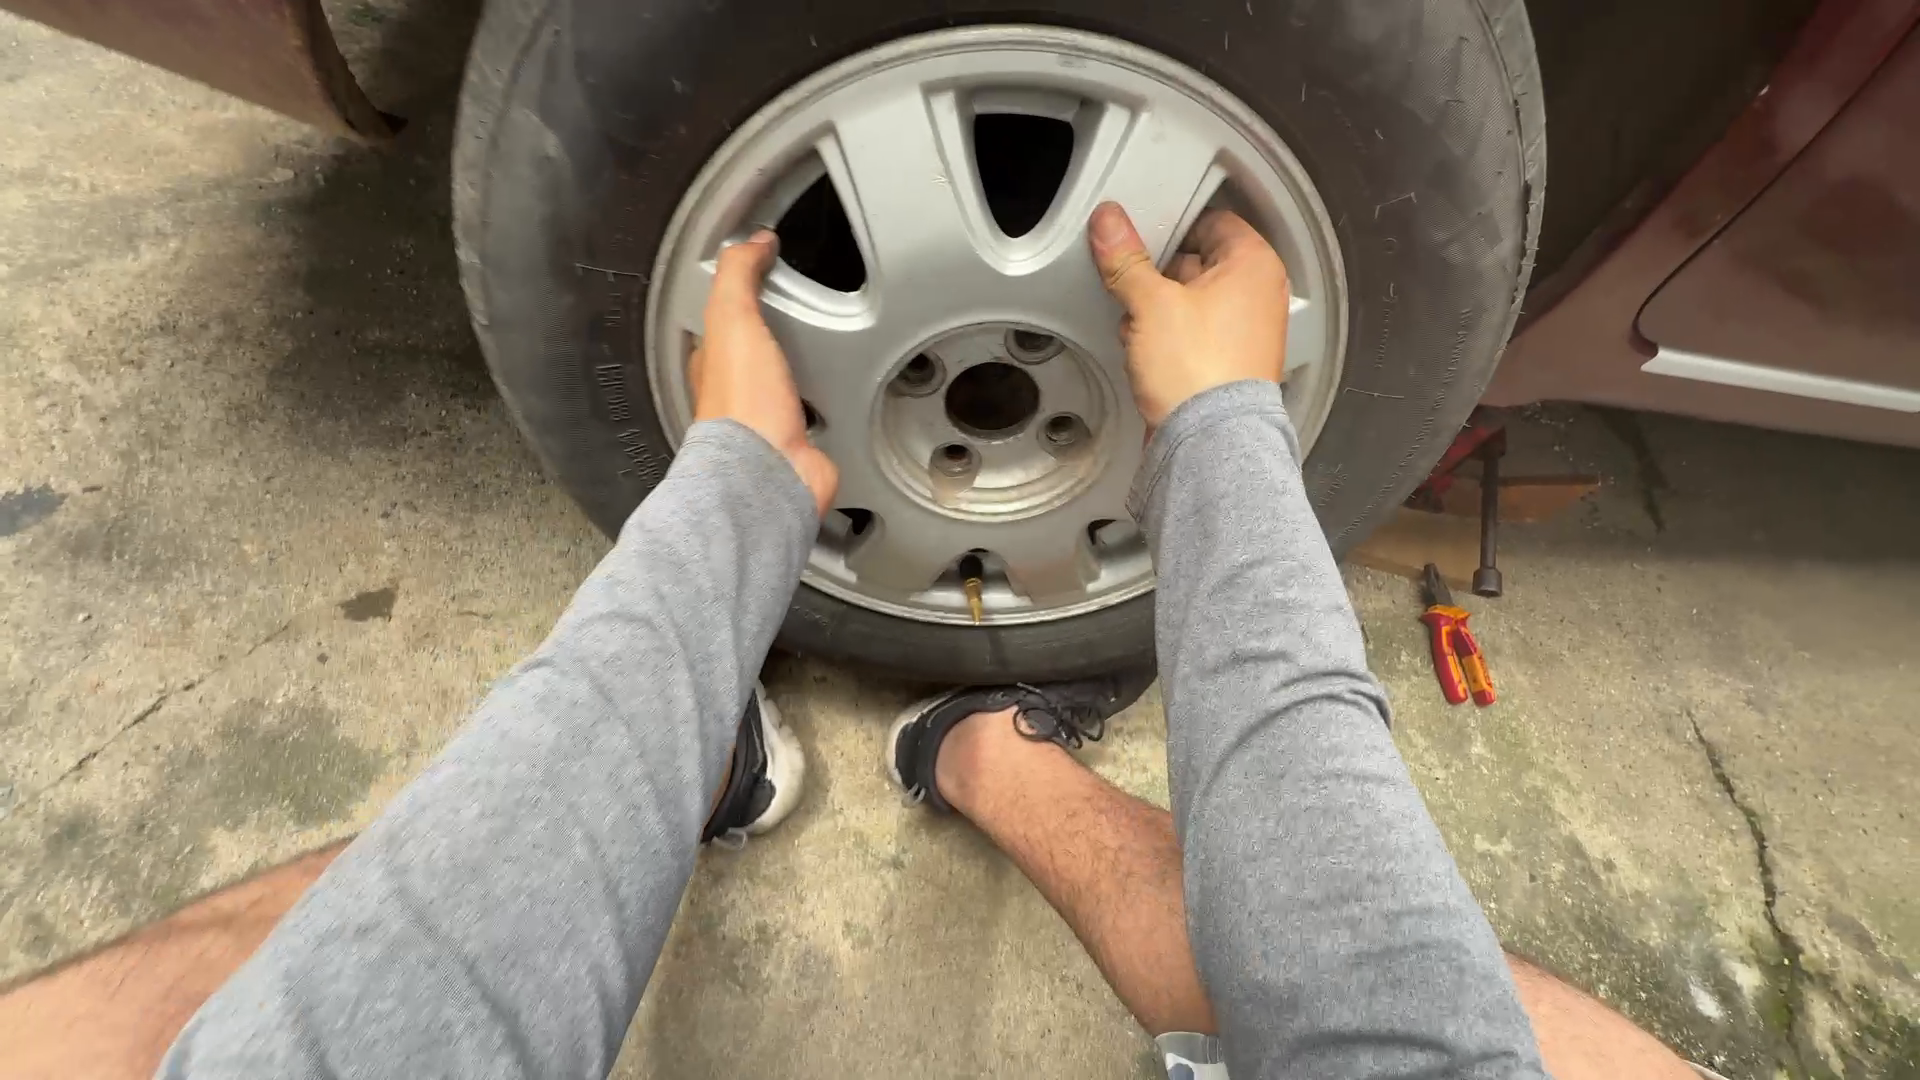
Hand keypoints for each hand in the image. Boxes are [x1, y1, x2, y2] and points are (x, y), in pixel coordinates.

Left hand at [690, 230, 838, 515]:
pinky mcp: (800, 441)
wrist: (771, 469)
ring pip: (782, 385)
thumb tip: (753, 241)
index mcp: (714, 361)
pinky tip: (829, 399)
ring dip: (795, 372)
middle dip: (770, 334)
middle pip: (753, 352)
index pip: (723, 316)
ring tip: (813, 352)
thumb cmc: (744, 406)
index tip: (761, 270)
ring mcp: (769, 419)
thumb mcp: (734, 318)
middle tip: (792, 312)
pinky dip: (821, 405)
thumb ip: (740, 274)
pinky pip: (813, 415)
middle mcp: (739, 392)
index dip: (739, 292)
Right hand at [1087, 203, 1289, 429]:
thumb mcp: (1150, 304)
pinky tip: (1150, 358)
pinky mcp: (1229, 365)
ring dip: (1158, 315)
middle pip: (1199, 265)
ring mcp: (1246, 333)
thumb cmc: (1201, 373)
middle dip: (1159, 280)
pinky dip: (1169, 343)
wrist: (1208, 440)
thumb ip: (1126, 261)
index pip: (1212, 222)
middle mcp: (1259, 296)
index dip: (1172, 230)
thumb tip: (1110, 225)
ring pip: (1191, 305)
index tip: (1144, 243)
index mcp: (1254, 265)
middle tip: (1138, 294)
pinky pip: (1192, 338)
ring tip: (1144, 334)